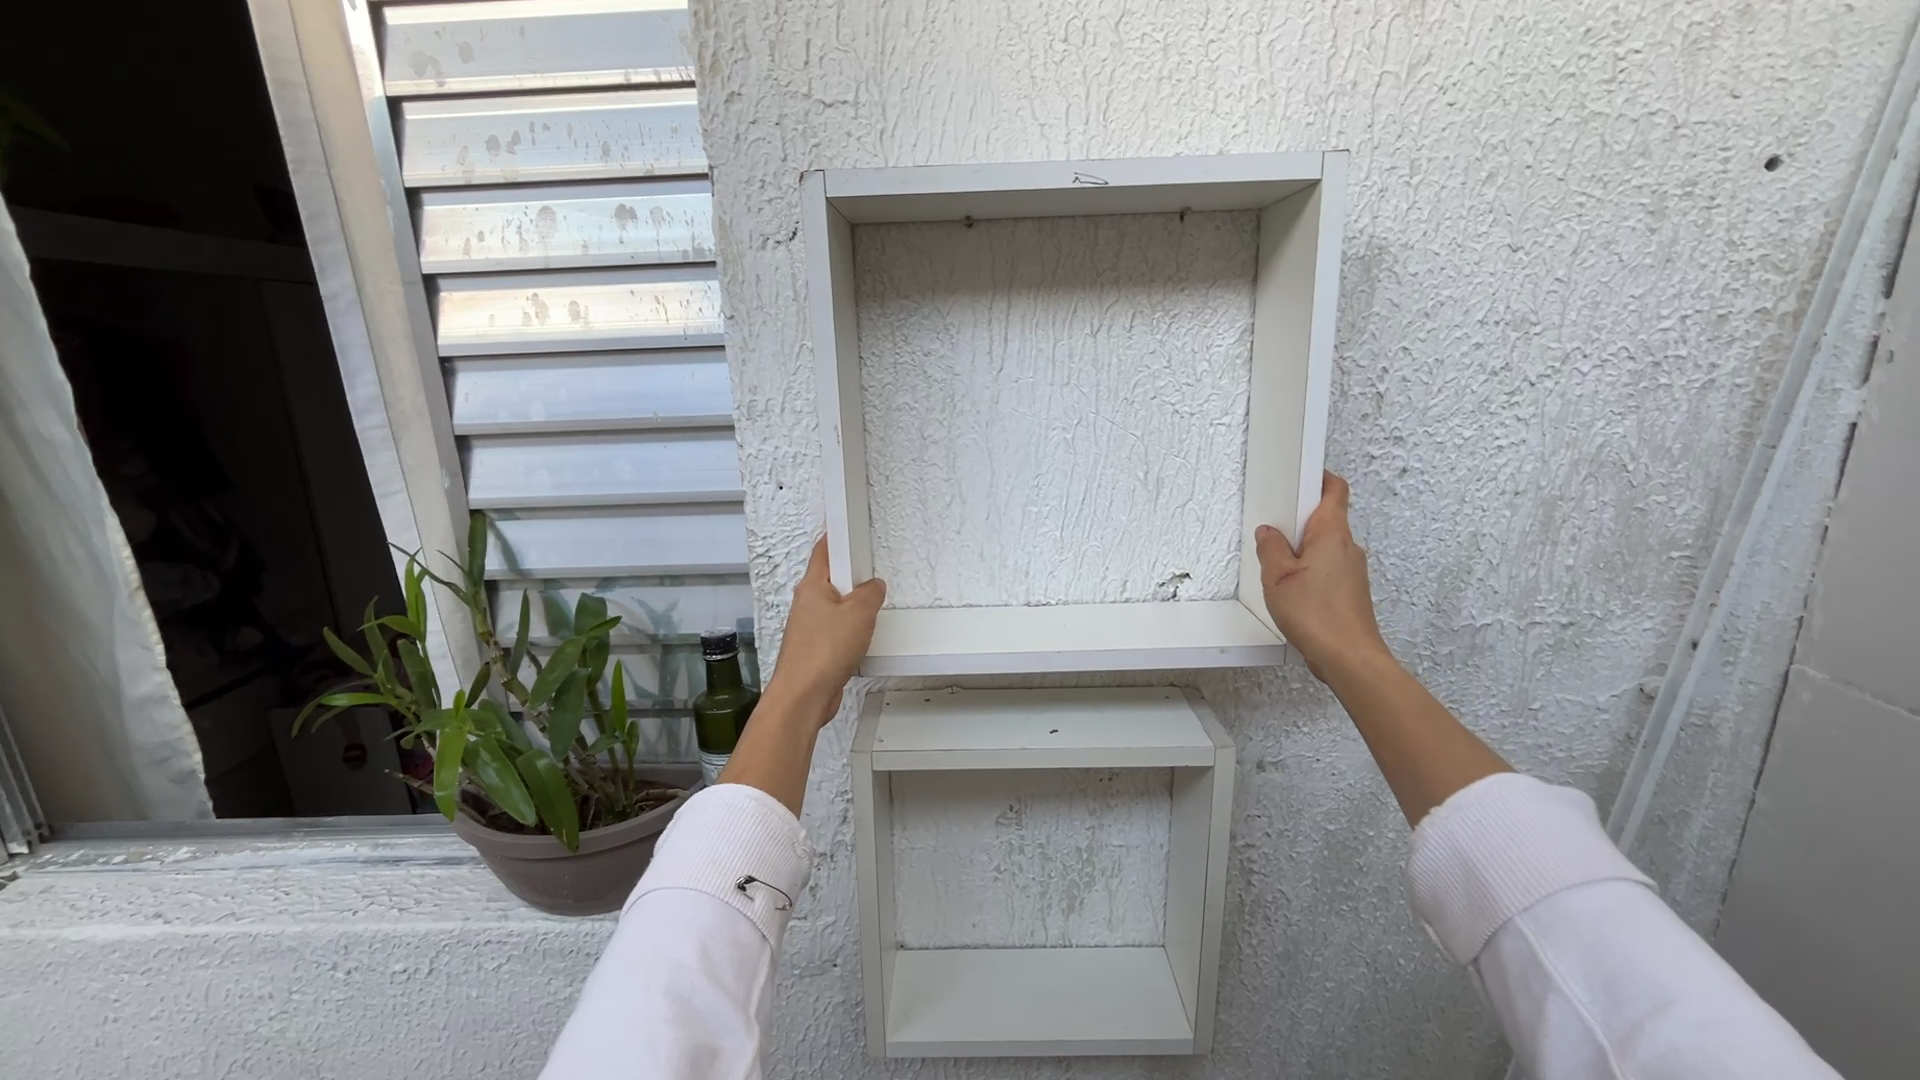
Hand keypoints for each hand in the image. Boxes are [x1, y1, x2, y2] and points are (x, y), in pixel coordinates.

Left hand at [763, 536, 885, 726]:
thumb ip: (870, 593)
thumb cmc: (821, 654)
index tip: (844, 526)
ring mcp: (809, 627)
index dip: (836, 536)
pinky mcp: (816, 649)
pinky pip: (837, 632)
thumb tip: (874, 587)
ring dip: (854, 612)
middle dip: (854, 580)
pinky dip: (850, 634)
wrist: (805, 695)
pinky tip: (860, 643)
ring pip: (836, 608)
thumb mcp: (860, 612)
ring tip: (867, 619)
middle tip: (869, 581)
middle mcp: (807, 604)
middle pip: (833, 580)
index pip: (824, 550)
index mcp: (812, 586)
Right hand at [1255, 472, 1392, 682]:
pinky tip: (1291, 589)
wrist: (1348, 657)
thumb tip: (1268, 535)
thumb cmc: (1319, 617)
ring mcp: (1352, 570)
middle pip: (1325, 517)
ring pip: (1325, 545)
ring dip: (1302, 549)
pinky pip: (1327, 568)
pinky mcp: (1350, 590)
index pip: (1334, 489)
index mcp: (1332, 533)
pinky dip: (1309, 570)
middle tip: (1274, 530)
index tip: (1301, 473)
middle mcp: (1348, 547)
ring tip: (1278, 567)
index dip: (1318, 477)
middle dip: (1298, 520)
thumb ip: (1270, 549)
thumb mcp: (1277, 577)